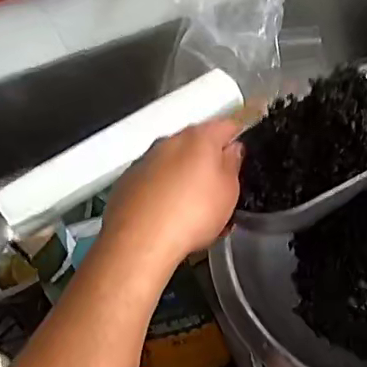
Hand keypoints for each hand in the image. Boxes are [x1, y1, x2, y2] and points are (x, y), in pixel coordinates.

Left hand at [101, 119, 243, 266]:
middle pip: (194, 144)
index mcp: (199, 138)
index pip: (226, 125)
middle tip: (217, 190)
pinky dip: (159, 193)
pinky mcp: (126, 182)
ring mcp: (144, 161)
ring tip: (190, 210)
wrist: (141, 240)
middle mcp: (168, 142)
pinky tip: (165, 216)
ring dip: (181, 178)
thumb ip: (232, 165)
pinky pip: (150, 182)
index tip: (240, 151)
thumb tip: (232, 152)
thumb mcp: (229, 192)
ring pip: (170, 163)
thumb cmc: (189, 216)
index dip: (237, 138)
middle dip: (206, 162)